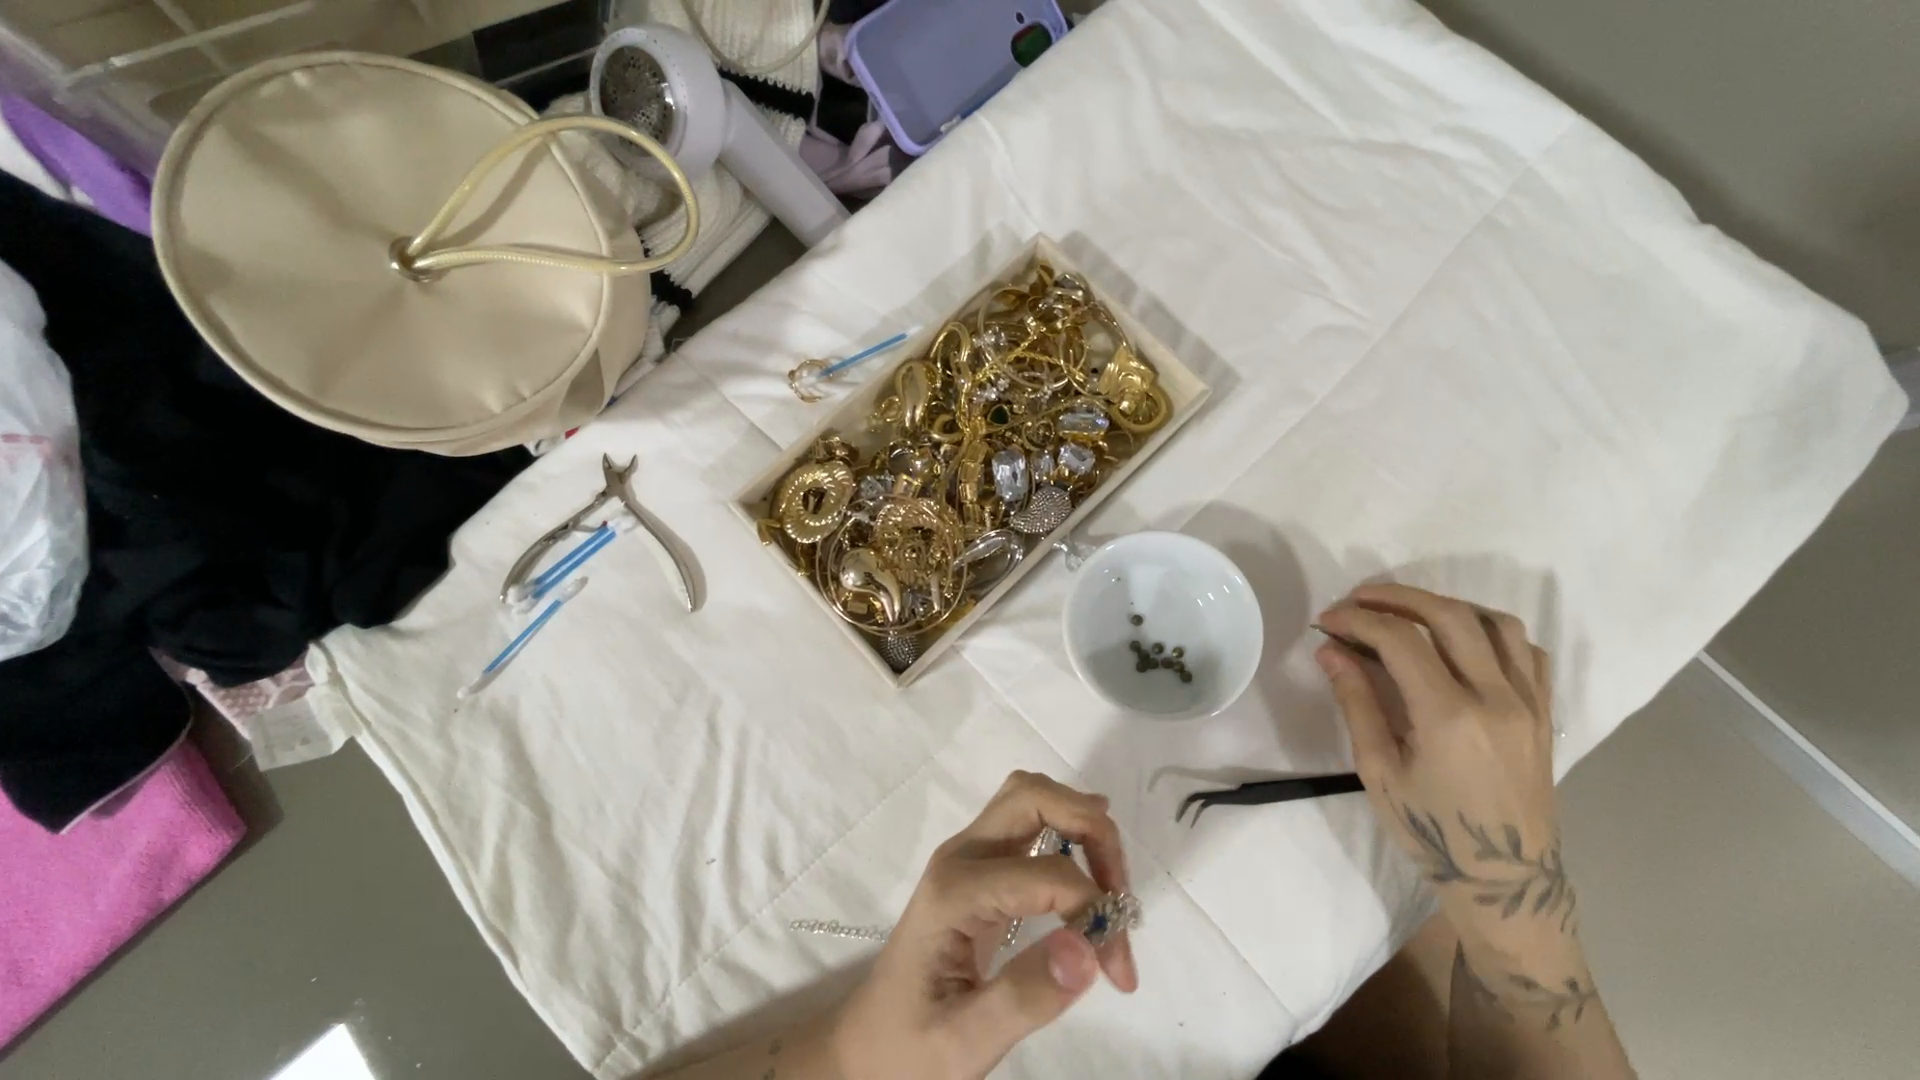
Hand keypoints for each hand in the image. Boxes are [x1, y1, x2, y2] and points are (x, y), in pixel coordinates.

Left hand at [830, 771, 1138, 1079]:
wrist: (864, 1048)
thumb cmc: (908, 1047)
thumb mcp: (963, 1043)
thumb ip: (1024, 997)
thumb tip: (1088, 946)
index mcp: (954, 892)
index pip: (1047, 873)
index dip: (1095, 911)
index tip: (1117, 971)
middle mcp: (960, 857)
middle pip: (1032, 795)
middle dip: (1091, 831)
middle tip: (1120, 898)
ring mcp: (967, 857)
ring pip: (1031, 798)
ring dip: (1081, 826)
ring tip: (1111, 887)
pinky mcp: (979, 869)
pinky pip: (1029, 822)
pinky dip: (1068, 833)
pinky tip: (1090, 866)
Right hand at [1314, 585, 1573, 960]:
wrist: (1504, 877)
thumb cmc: (1430, 829)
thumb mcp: (1378, 771)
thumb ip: (1356, 702)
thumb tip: (1330, 650)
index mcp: (1449, 716)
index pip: (1399, 640)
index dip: (1357, 620)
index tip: (1326, 621)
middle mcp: (1496, 697)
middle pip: (1449, 615)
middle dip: (1397, 598)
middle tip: (1359, 601)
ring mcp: (1529, 703)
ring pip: (1496, 623)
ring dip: (1447, 607)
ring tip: (1409, 615)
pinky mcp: (1544, 712)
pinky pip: (1528, 651)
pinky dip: (1491, 633)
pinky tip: (1461, 643)